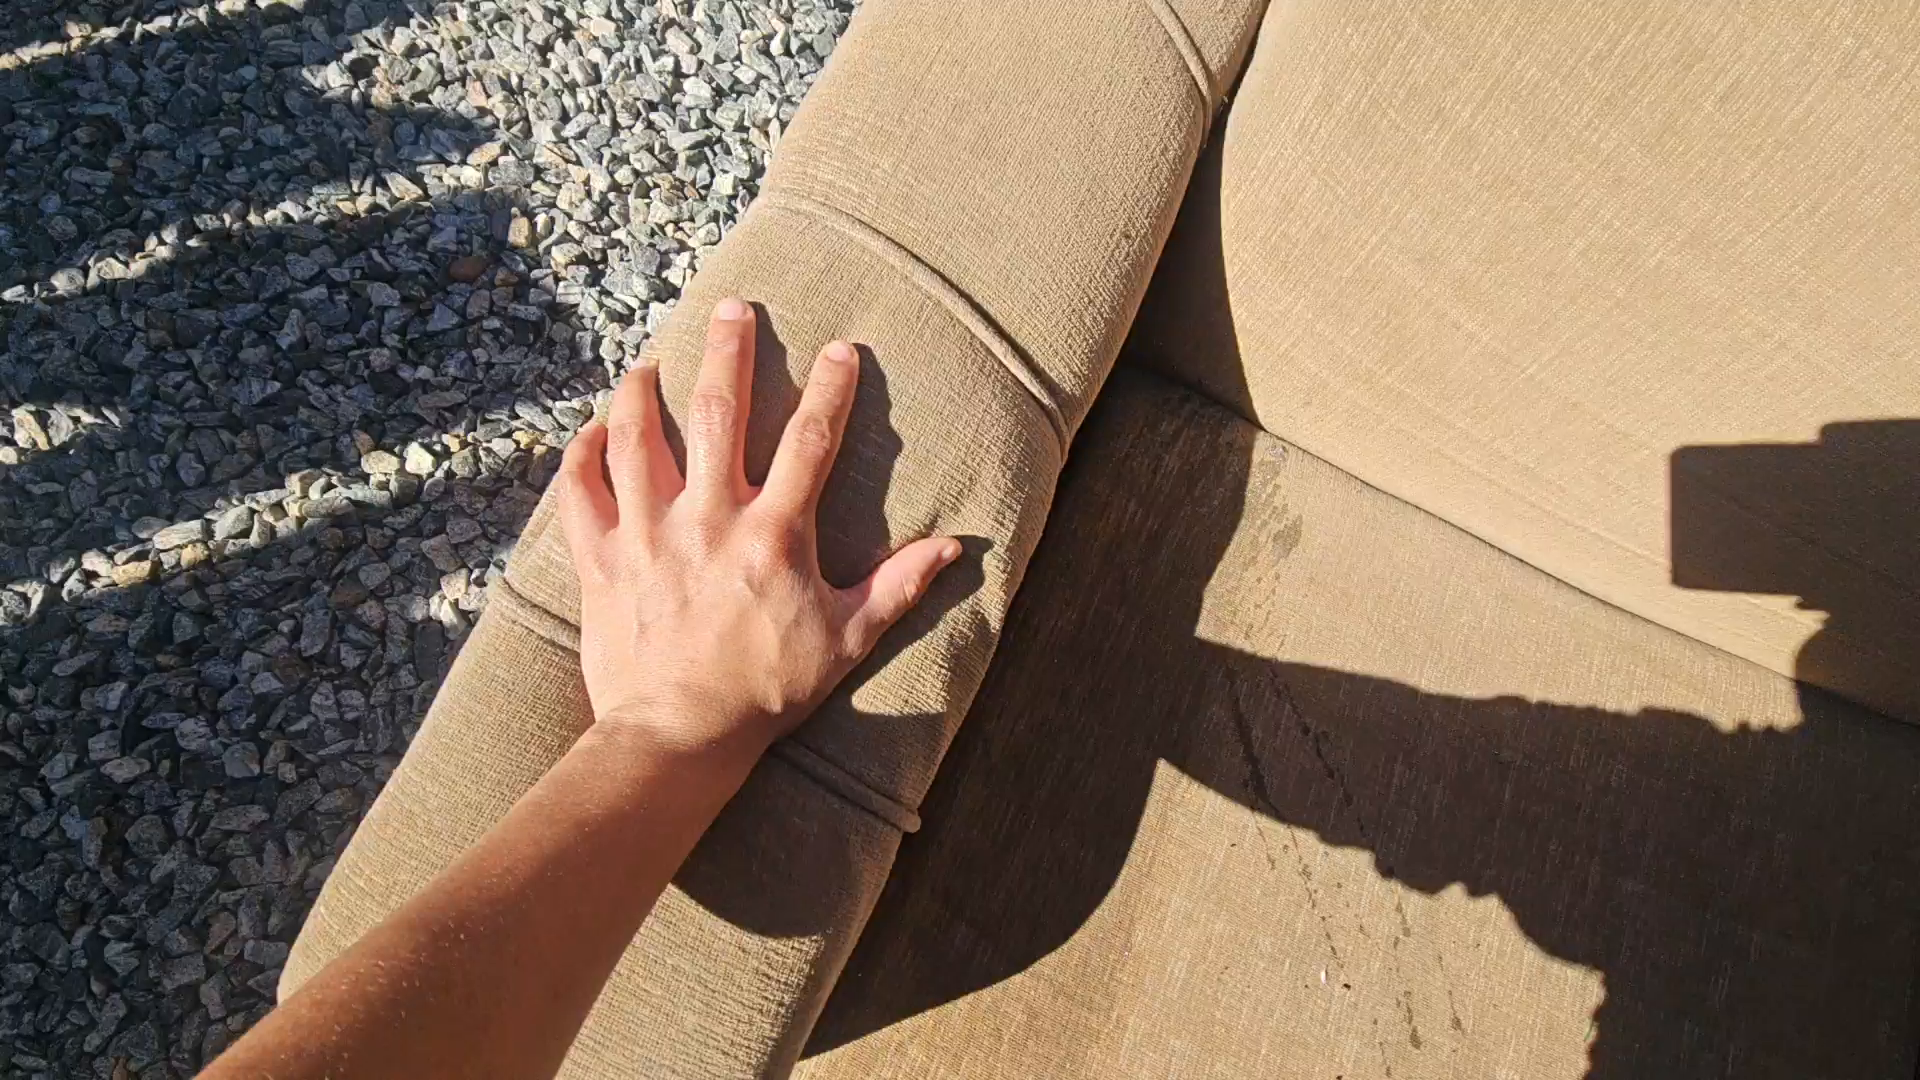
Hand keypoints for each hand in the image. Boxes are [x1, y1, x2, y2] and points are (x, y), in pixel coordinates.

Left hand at [556, 298, 960, 760]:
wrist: (678, 737)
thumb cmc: (768, 690)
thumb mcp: (847, 640)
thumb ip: (899, 587)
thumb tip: (953, 548)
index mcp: (774, 534)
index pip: (810, 442)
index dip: (831, 389)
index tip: (841, 348)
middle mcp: (709, 519)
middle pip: (718, 415)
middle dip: (729, 354)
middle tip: (733, 308)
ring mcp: (648, 535)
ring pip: (638, 439)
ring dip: (643, 391)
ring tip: (650, 361)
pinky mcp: (603, 561)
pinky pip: (581, 493)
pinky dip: (582, 456)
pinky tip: (590, 431)